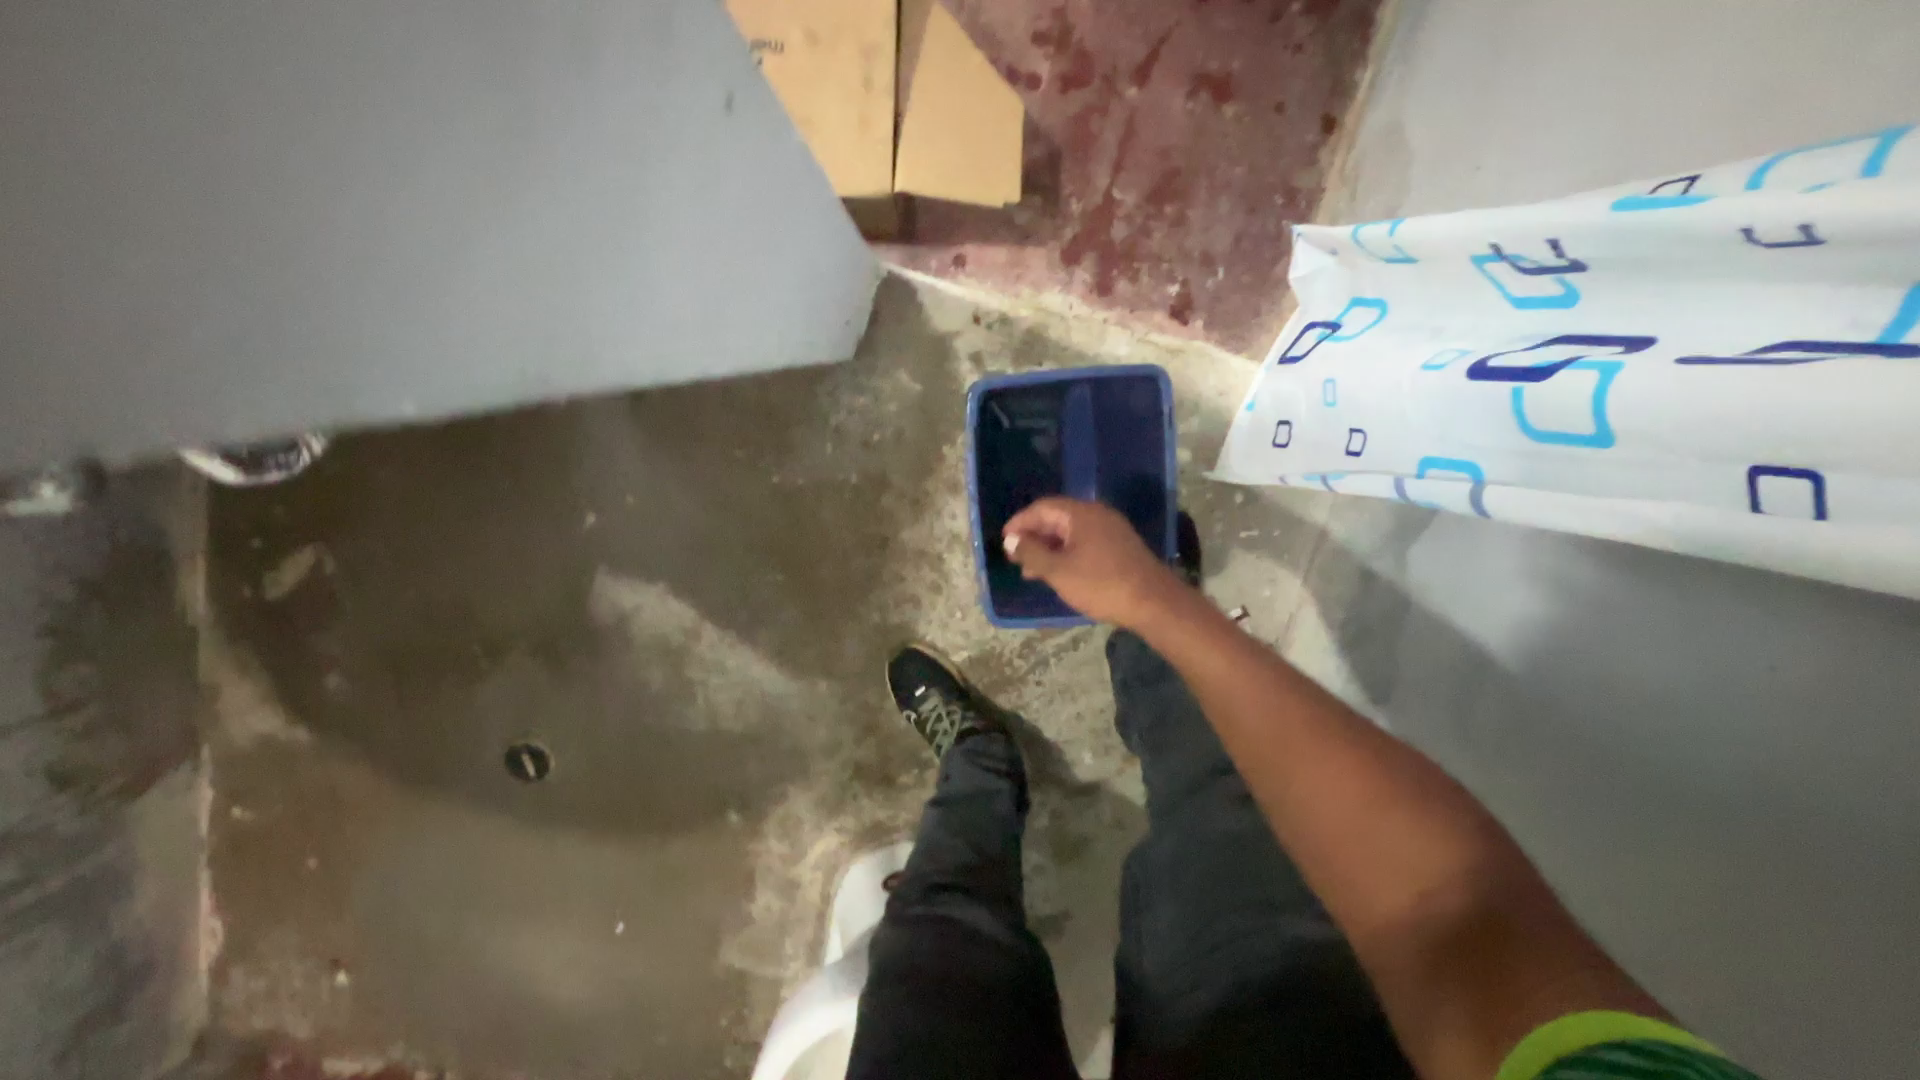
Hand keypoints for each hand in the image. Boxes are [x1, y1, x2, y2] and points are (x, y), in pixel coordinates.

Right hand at [1002, 497, 1188, 628]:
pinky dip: (1067, 555)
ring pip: (1071, 534)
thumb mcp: (1059, 571)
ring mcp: (1111, 530)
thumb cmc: (1101, 584)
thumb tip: (1011, 540)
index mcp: (1081, 513)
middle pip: (1057, 519)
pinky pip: (1085, 543)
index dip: (1020, 522)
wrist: (1153, 602)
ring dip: (1049, 549)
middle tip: (1015, 558)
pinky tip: (1060, 574)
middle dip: (1034, 537)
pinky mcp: (1120, 547)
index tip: (1004, 540)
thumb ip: (1031, 553)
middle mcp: (1097, 515)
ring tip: (1032, 572)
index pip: (1042, 508)